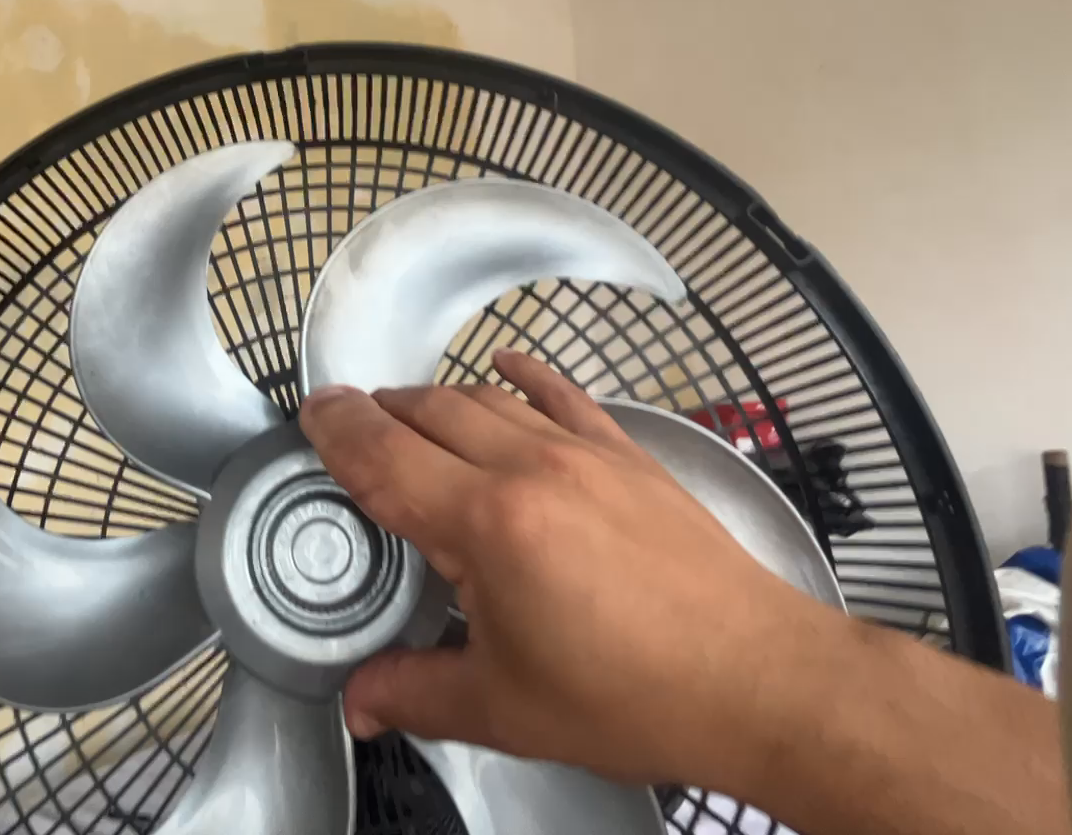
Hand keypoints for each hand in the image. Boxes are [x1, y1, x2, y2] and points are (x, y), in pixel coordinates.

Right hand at [298, 349, 851, 790]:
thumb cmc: (627, 697)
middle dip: (375, 412)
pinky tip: (503, 362)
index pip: (384, 457)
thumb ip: (414, 693)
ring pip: (481, 397)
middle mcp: (526, 466)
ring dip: (431, 400)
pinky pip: (560, 392)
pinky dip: (522, 373)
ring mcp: (579, 449)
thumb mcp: (505, 708)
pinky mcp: (622, 450)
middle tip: (349, 427)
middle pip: (425, 411)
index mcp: (486, 523)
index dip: (337, 429)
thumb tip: (354, 702)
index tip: (309, 414)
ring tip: (405, 416)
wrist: (761, 681)